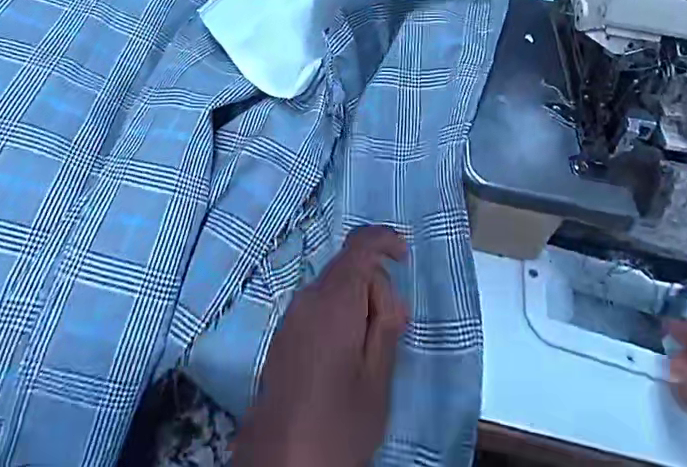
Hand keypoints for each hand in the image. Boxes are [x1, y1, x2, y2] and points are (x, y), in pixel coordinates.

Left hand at [235, 225, 409, 466]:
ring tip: (371, 355)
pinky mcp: (286, 332)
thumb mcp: (377, 379)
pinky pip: (320, 305)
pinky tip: (347, 357)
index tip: (405, 257)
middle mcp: (308, 297)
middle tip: (393, 332)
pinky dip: (340, 315)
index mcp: (333, 301)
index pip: (359, 246)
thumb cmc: (337, 421)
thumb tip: (387, 291)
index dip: (384, 240)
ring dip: (358, 305)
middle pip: (348, 267)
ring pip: (334, 287)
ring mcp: (293, 314)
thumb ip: (385, 326)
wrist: (281, 458)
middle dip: (376, 288)